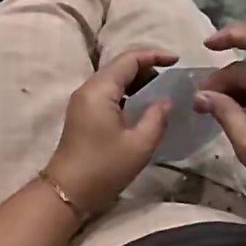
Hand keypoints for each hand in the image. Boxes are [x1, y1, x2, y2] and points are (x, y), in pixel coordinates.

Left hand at [43, 47, 176, 218]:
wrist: (68, 190)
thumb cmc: (104, 167)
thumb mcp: (139, 144)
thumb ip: (156, 117)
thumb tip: (166, 100)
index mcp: (99, 90)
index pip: (128, 59)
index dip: (154, 55)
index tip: (177, 61)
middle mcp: (88, 89)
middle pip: (119, 66)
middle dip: (147, 67)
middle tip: (173, 78)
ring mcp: (83, 101)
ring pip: (113, 79)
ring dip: (137, 81)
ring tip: (163, 91)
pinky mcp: (83, 113)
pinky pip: (108, 93)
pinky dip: (127, 93)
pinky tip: (144, 106)